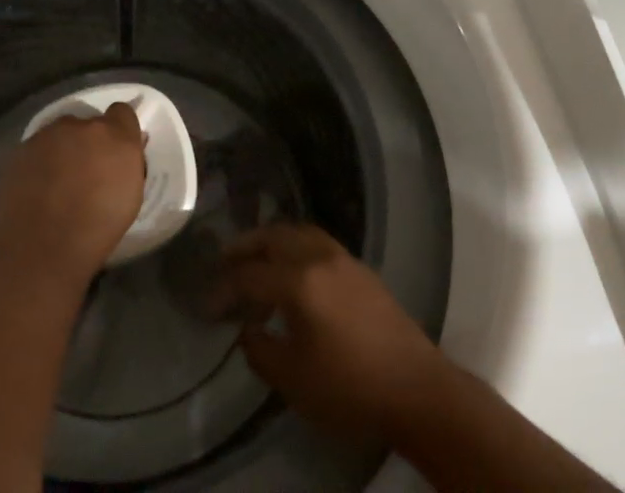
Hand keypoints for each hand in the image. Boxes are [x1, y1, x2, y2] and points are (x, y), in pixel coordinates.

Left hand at [0, 103, 145, 284]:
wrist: (42, 247)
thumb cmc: (98, 228)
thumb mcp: (131, 195)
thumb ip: (129, 162)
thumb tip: (128, 146)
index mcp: (116, 136)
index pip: (122, 112)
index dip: (120, 128)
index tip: (116, 150)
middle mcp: (81, 126)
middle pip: (88, 123)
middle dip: (89, 141)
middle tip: (86, 171)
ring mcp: (47, 135)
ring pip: (59, 134)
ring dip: (62, 149)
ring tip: (57, 181)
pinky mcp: (20, 149)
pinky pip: (35, 149)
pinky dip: (38, 162)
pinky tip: (36, 189)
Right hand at [221, 223, 450, 441]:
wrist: (417, 390)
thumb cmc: (350, 387)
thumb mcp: (292, 379)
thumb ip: (260, 350)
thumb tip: (248, 330)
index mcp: (299, 281)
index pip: (248, 275)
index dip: (222, 288)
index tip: (206, 306)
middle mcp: (321, 259)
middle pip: (275, 237)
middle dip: (245, 246)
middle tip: (223, 262)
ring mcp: (347, 261)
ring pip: (301, 234)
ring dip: (273, 242)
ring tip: (256, 261)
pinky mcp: (364, 273)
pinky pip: (320, 245)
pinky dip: (297, 249)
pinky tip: (293, 276)